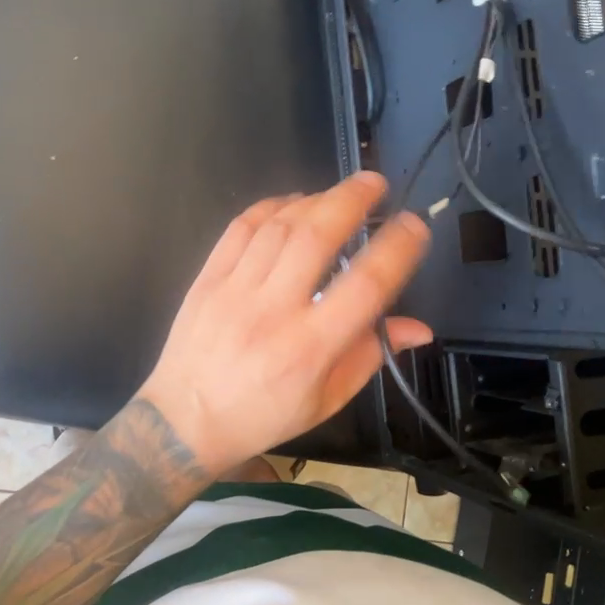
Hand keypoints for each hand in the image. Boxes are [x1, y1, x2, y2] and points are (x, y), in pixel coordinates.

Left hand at [137, 171, 433, 473]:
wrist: (185, 420)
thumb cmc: (262, 416)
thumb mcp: (325, 400)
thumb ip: (370, 356)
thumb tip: (419, 327)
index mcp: (309, 348)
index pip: (365, 285)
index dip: (396, 248)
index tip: (413, 224)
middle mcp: (272, 311)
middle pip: (316, 237)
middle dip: (350, 200)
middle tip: (374, 183)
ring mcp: (234, 290)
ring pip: (278, 226)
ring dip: (313, 200)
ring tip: (338, 194)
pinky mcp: (206, 279)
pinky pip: (240, 229)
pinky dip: (269, 207)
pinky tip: (291, 204)